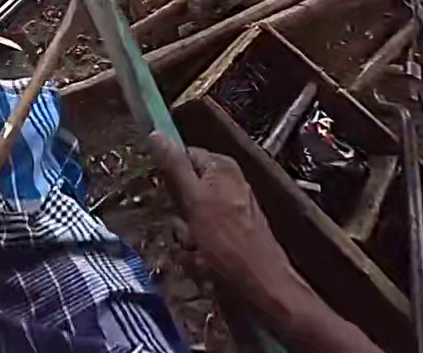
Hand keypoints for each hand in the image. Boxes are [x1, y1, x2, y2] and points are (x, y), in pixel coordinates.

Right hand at [150, 134, 294, 288]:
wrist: (266, 289)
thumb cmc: (227, 242)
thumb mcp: (193, 200)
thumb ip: (174, 166)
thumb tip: (156, 134)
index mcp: (221, 165)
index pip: (182, 156)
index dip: (170, 175)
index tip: (166, 196)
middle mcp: (230, 180)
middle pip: (187, 185)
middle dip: (180, 209)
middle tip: (185, 229)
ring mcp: (235, 206)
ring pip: (194, 211)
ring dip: (188, 231)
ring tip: (196, 248)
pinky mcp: (237, 230)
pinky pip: (207, 230)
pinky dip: (202, 244)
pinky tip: (205, 259)